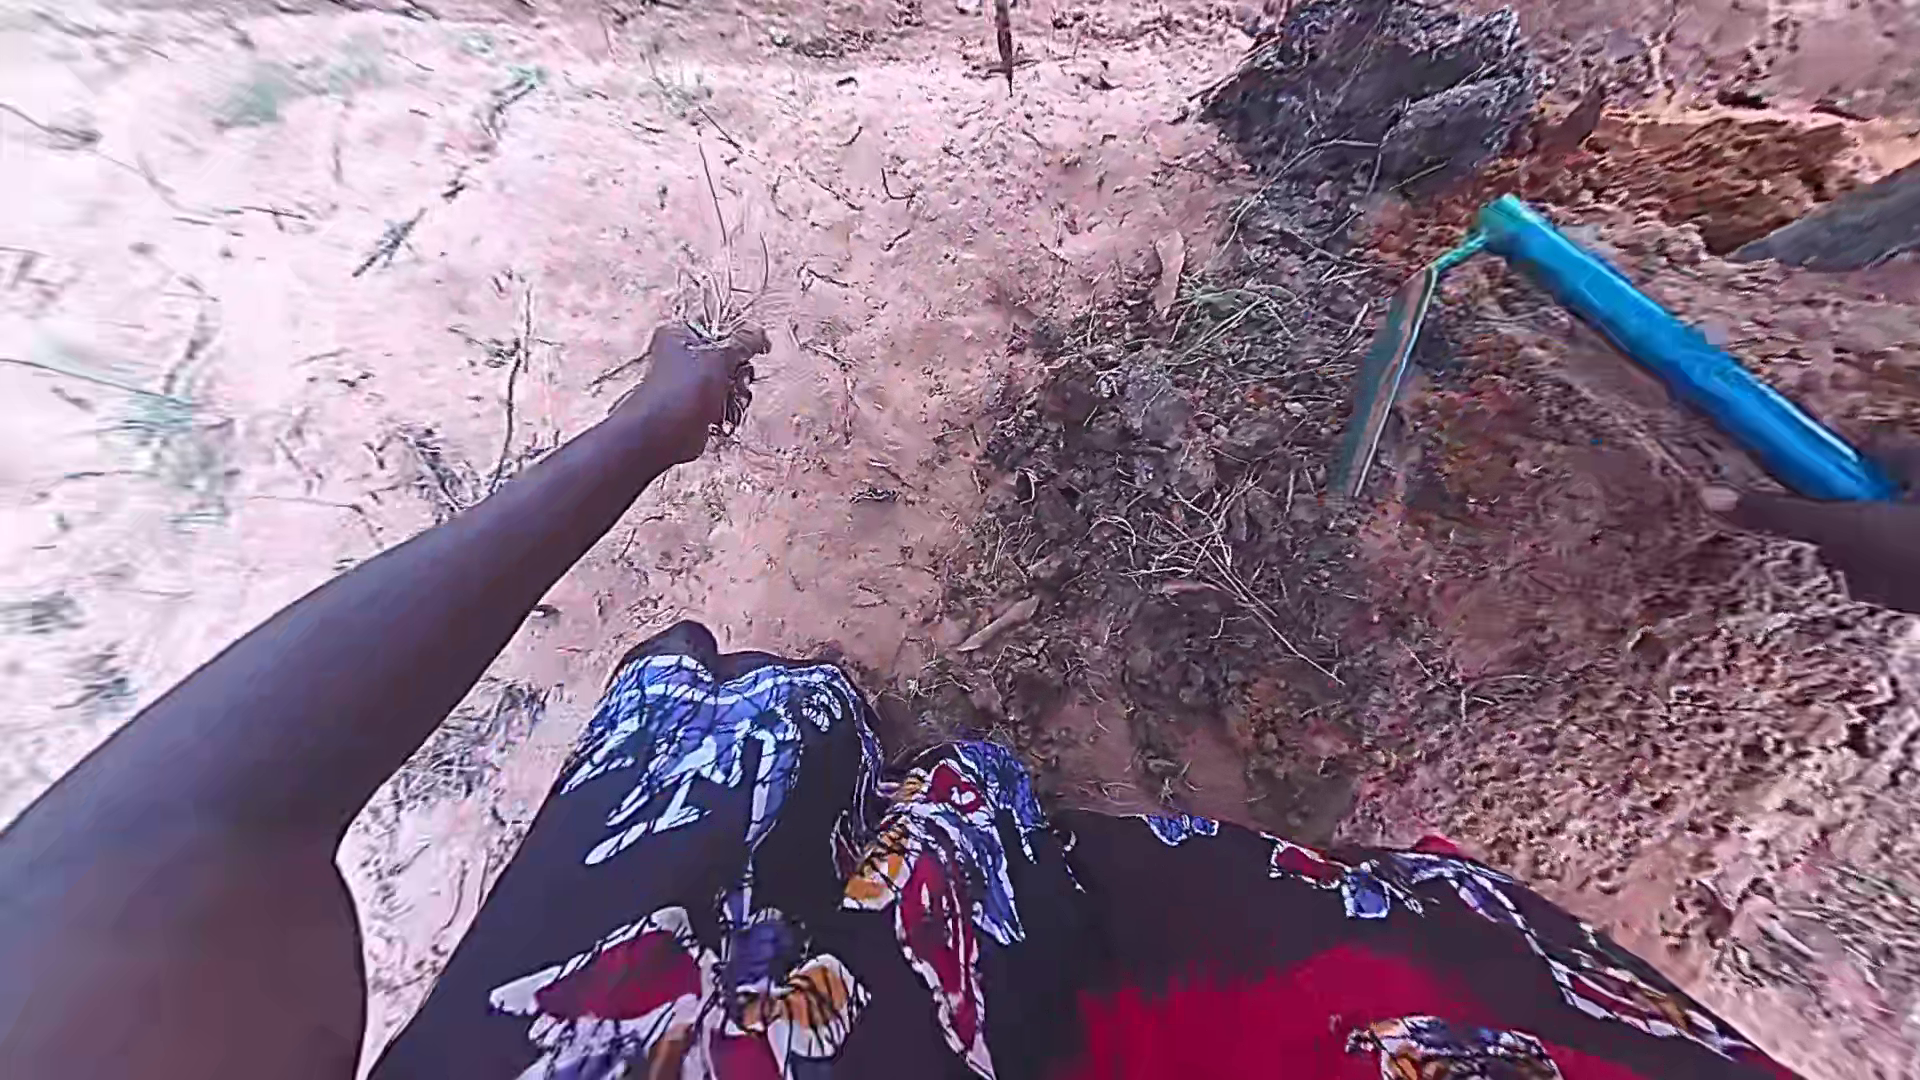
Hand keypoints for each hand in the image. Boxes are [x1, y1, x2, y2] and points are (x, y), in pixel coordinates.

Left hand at [614, 325, 768, 463]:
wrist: (666, 434)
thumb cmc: (681, 392)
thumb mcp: (718, 358)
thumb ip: (742, 342)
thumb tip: (759, 333)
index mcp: (682, 335)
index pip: (720, 327)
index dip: (740, 338)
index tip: (753, 349)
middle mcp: (685, 356)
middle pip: (730, 357)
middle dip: (740, 373)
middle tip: (736, 380)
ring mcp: (692, 383)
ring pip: (732, 382)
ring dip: (738, 394)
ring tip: (729, 401)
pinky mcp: (700, 406)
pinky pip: (727, 402)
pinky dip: (730, 410)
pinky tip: (725, 416)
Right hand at [1705, 439, 1919, 613]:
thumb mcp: (1852, 529)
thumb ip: (1779, 512)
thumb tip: (1708, 494)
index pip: (1860, 453)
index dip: (1822, 475)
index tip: (1796, 498)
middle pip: (1870, 499)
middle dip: (1846, 530)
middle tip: (1843, 550)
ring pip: (1889, 536)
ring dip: (1874, 562)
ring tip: (1890, 583)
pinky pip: (1908, 564)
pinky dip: (1905, 581)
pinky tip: (1911, 595)